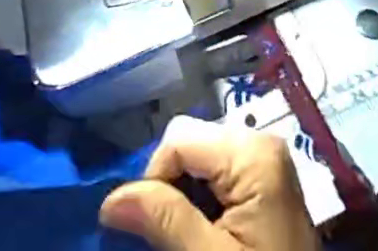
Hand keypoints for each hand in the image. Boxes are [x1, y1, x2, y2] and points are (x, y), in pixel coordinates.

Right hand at [99, 116, 318, 250]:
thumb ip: (164, 220)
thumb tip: (110, 199)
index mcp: (252, 152)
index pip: (179, 139)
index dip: (154, 180)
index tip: (150, 231)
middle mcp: (261, 142)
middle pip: (189, 143)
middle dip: (169, 185)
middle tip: (168, 237)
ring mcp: (266, 160)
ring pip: (199, 156)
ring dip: (183, 194)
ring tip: (187, 237)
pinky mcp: (266, 179)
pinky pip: (218, 172)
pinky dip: (202, 198)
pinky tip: (207, 232)